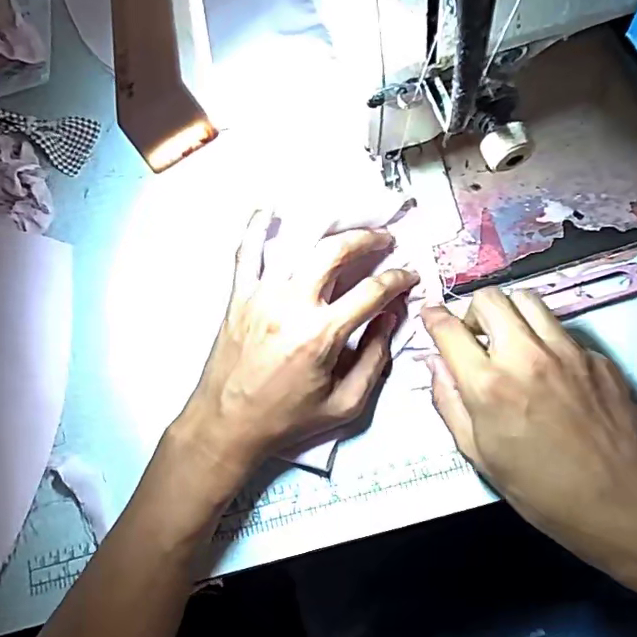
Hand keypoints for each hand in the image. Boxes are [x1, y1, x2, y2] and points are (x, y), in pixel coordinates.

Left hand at [174, 211, 416, 475]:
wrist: (226, 426)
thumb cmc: (286, 419)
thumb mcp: (345, 404)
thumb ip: (375, 360)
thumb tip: (389, 320)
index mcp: (322, 335)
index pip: (372, 292)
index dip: (398, 279)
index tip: (410, 276)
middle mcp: (292, 306)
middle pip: (335, 252)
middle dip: (368, 239)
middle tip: (385, 239)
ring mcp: (261, 296)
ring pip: (297, 244)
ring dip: (327, 228)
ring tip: (347, 226)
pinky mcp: (239, 297)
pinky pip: (247, 253)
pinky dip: (256, 229)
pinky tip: (268, 210)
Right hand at [420, 289, 636, 596]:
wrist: (616, 498)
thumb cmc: (540, 489)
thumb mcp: (479, 454)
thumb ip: (450, 402)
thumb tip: (435, 363)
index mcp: (489, 385)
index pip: (449, 329)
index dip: (433, 318)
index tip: (431, 316)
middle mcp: (526, 356)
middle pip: (490, 299)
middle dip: (473, 312)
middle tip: (476, 337)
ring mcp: (567, 351)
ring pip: (528, 301)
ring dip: (510, 315)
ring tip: (512, 342)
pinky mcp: (596, 356)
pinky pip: (562, 331)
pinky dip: (547, 341)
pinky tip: (552, 372)